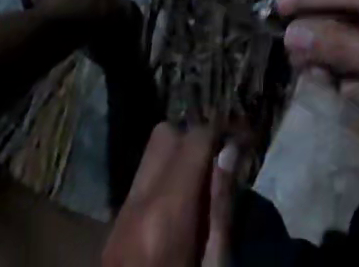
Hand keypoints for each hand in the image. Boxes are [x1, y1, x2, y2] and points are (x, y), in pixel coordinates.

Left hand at [102, 123, 237, 266]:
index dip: (222, 132)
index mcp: (168, 211)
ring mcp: (121, 213)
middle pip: (166, 135)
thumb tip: (230, 150)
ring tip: (204, 188)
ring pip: (150, 155)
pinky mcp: (114, 226)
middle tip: (221, 166)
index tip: (244, 142)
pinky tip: (183, 209)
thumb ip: (221, 207)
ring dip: (179, 158)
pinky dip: (164, 179)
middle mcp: (138, 201)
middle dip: (196, 140)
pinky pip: (141, 181)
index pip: (195, 139)